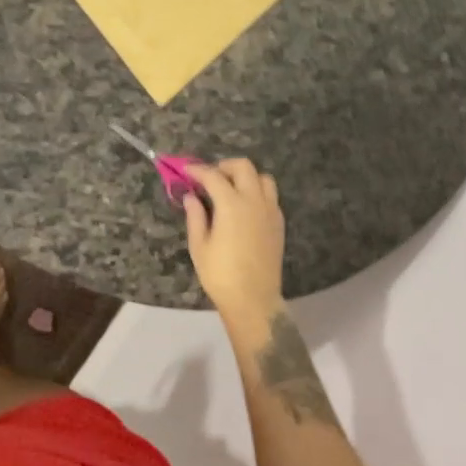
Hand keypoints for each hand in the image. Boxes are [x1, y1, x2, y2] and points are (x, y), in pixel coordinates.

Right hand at [184, 159, 284, 322]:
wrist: (253, 298)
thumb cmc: (220, 275)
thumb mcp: (199, 246)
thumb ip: (195, 216)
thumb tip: (191, 197)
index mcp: (232, 205)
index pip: (213, 176)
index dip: (198, 170)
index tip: (186, 170)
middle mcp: (255, 201)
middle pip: (244, 167)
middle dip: (224, 166)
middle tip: (209, 178)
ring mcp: (271, 211)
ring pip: (263, 178)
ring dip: (246, 177)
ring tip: (230, 189)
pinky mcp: (278, 223)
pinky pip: (270, 196)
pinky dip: (257, 192)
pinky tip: (244, 207)